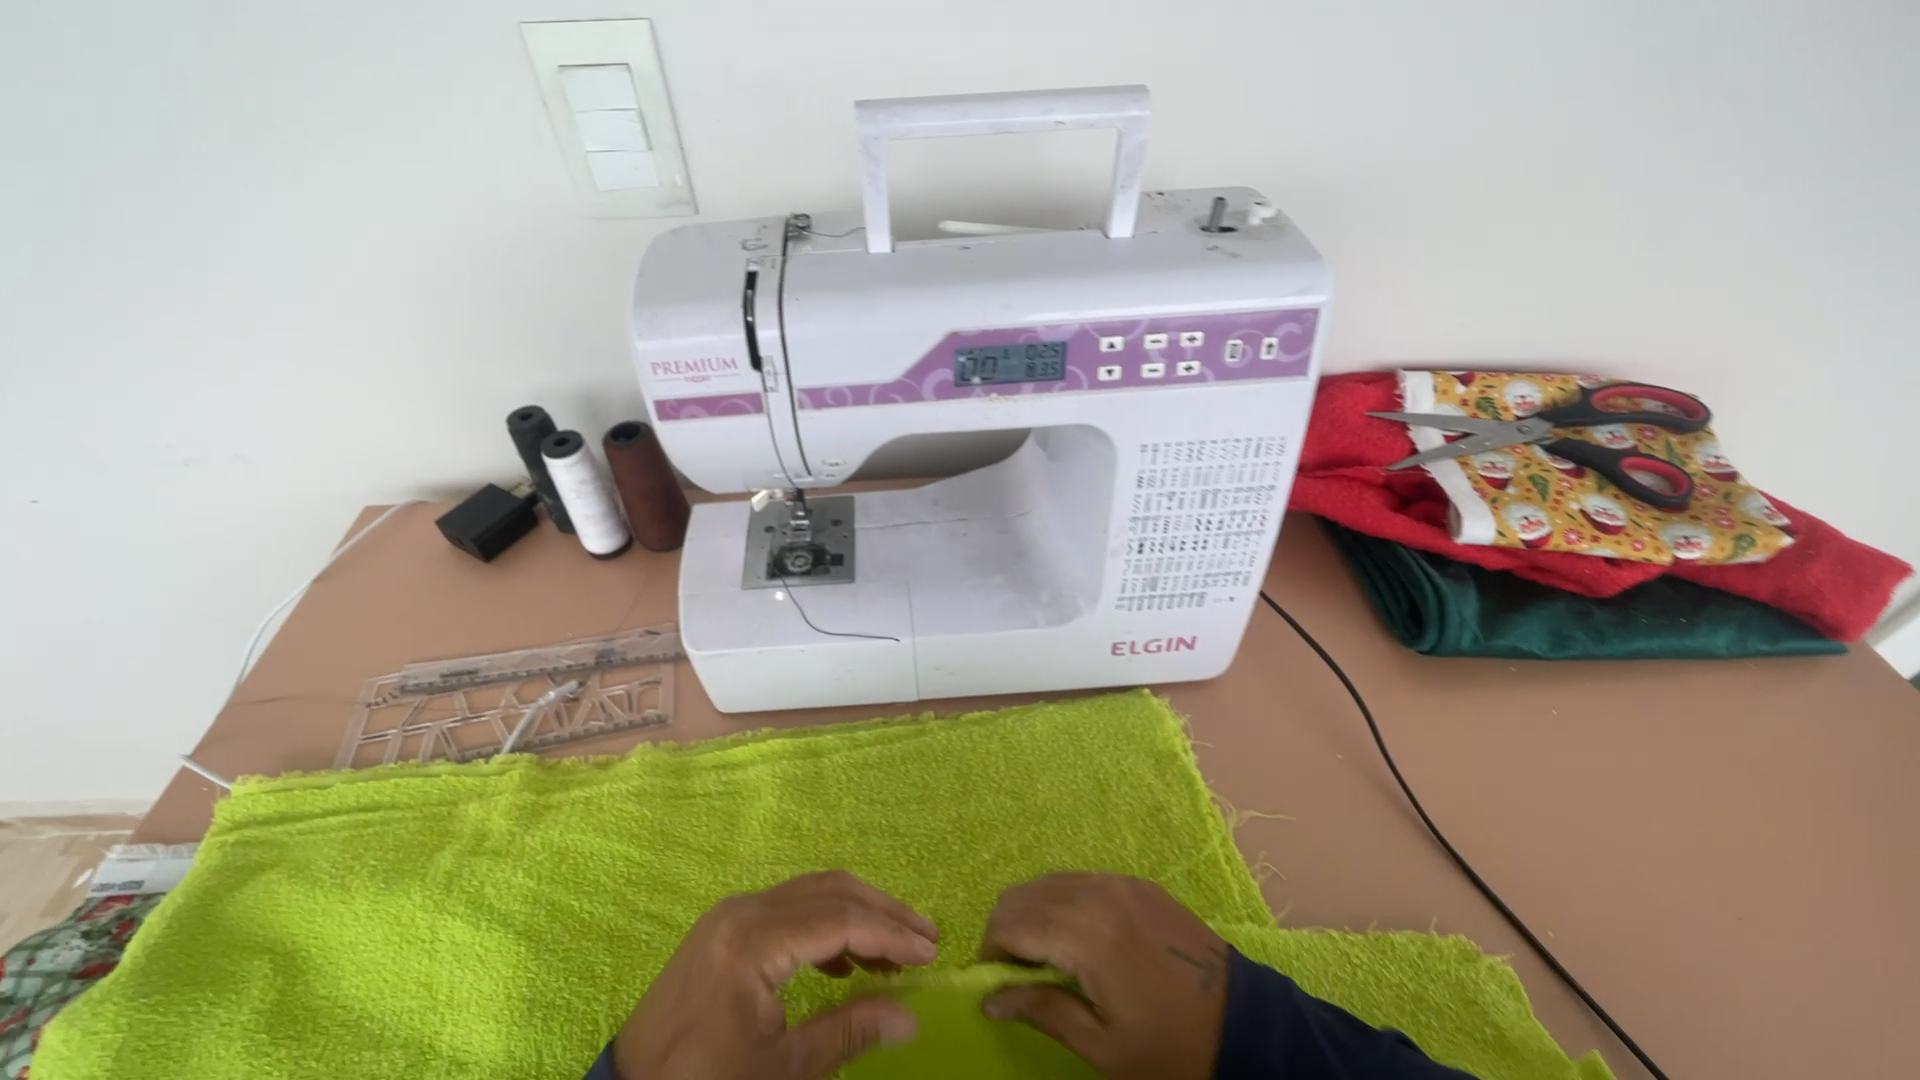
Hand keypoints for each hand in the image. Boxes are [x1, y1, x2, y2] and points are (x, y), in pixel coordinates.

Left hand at [611, 871, 938, 1079]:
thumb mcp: (782, 1071)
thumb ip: (849, 1032)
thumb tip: (911, 1018)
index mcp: (754, 941)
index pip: (841, 919)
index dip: (892, 934)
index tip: (931, 952)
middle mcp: (744, 910)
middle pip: (831, 892)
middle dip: (884, 912)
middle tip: (926, 938)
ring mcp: (731, 914)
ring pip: (812, 892)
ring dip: (859, 913)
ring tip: (897, 949)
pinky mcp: (724, 926)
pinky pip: (790, 907)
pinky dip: (827, 922)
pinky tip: (847, 958)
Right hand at [979, 873, 1229, 1079]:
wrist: (1245, 1024)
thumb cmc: (1169, 1045)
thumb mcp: (1102, 1046)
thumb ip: (1042, 1010)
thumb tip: (990, 999)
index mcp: (1085, 934)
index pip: (1009, 922)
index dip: (991, 953)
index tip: (998, 986)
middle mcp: (1097, 894)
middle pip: (1021, 895)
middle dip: (1006, 930)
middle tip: (1018, 974)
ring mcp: (1119, 882)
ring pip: (1048, 881)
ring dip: (1031, 912)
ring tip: (1046, 956)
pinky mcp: (1137, 883)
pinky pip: (1080, 879)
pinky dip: (1061, 901)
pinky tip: (1077, 937)